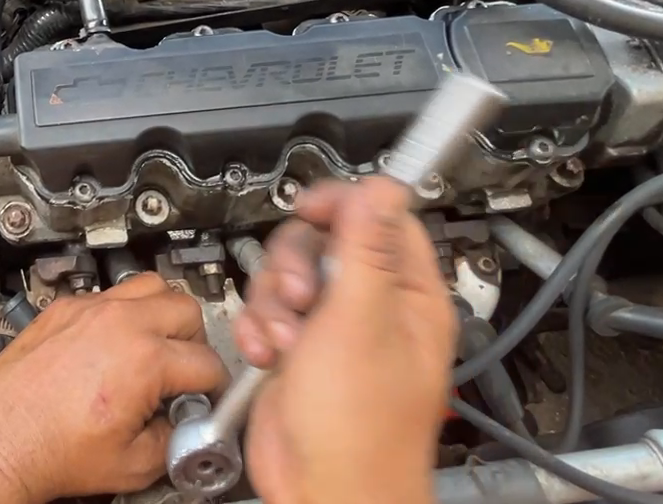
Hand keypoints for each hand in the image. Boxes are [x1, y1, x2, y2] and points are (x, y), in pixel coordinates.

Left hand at [0, 273, 228, 503]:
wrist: (1, 438)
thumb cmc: (53, 450)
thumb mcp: (134, 466)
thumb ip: (174, 439)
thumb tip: (185, 425)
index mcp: (144, 358)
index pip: (207, 361)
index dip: (215, 386)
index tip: (208, 397)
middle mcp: (119, 321)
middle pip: (186, 307)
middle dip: (193, 340)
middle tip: (184, 368)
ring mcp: (89, 308)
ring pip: (148, 284)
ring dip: (161, 312)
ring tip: (156, 345)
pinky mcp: (65, 307)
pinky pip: (108, 293)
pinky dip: (121, 311)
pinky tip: (114, 342)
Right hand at [234, 178, 456, 503]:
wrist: (318, 492)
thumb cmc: (359, 428)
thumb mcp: (359, 323)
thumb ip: (364, 249)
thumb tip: (380, 189)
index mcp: (405, 295)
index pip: (380, 218)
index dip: (343, 205)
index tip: (311, 210)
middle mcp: (369, 304)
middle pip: (320, 239)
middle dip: (293, 264)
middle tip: (298, 296)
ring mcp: (329, 324)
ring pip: (286, 270)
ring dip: (270, 301)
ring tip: (282, 338)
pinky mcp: (295, 343)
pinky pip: (265, 305)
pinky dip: (258, 326)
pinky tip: (267, 355)